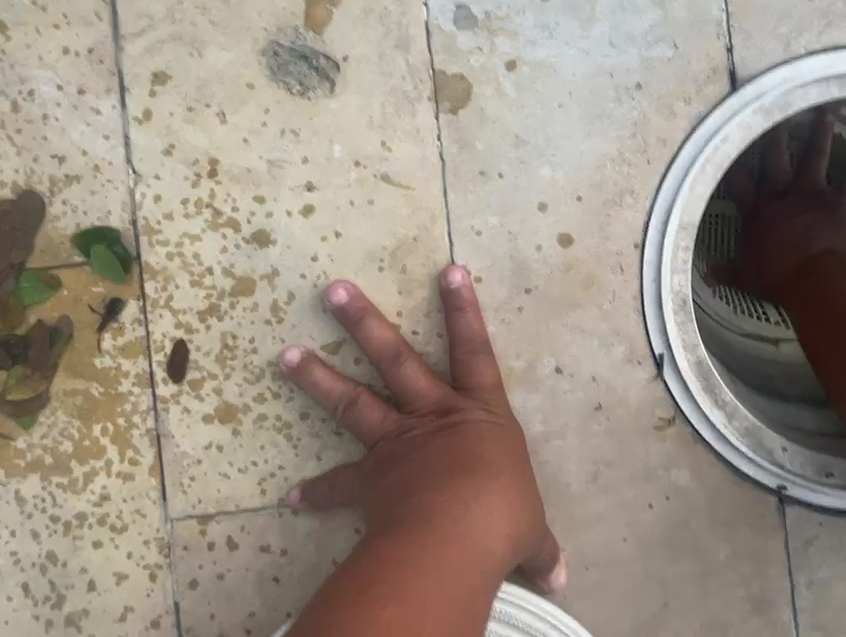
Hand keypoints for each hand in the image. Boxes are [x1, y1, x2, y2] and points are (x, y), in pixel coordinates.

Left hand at [280, 264, 564, 593]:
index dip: (464, 309)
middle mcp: (436, 417)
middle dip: (365, 321)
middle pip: (396, 358)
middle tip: (334, 289)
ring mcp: (398, 444)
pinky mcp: (370, 481)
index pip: (475, 349)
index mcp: (482, 415)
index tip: (448, 269)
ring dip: (320, 378)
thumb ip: (538, 548)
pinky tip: (291, 496)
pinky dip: (316, 492)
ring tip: (287, 354)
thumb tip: (559, 576)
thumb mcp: (530, 532)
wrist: (456, 539)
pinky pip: (339, 485)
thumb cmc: (503, 518)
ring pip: (354, 402)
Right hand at [709, 111, 845, 303]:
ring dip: (819, 137)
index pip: (738, 181)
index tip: (727, 142)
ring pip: (813, 159)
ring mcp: (809, 196)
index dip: (732, 162)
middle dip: (774, 134)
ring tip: (826, 114)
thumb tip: (708, 275)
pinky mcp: (834, 204)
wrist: (815, 278)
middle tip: (777, 111)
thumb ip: (728, 271)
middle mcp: (780, 196)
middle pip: (774, 158)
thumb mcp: (746, 277)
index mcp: (756, 211)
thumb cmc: (777, 278)